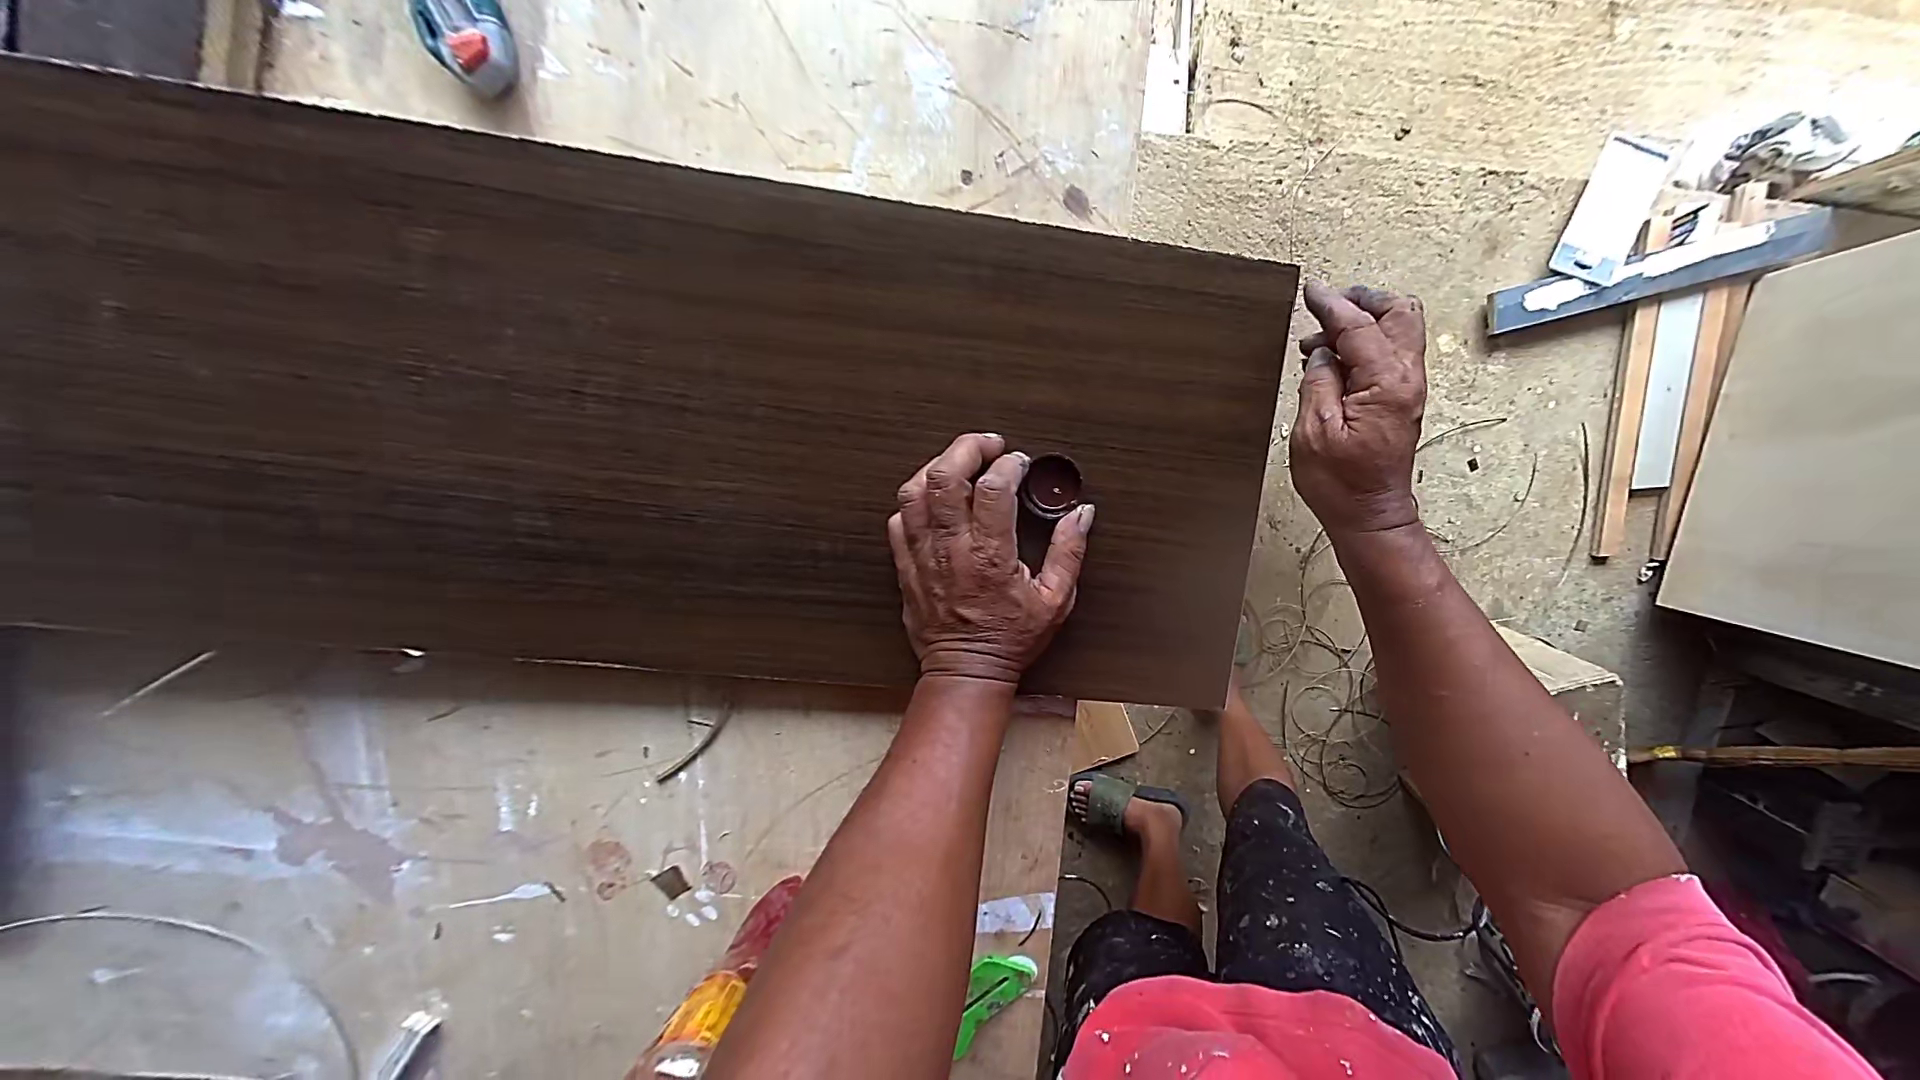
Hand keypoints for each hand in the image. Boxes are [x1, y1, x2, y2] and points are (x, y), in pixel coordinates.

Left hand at [888, 433, 1093, 684]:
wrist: (965, 671)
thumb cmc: (1010, 639)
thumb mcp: (1056, 600)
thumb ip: (1070, 552)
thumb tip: (1082, 514)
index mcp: (991, 556)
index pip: (993, 488)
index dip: (1009, 464)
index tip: (1020, 463)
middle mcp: (952, 550)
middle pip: (945, 477)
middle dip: (968, 447)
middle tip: (989, 446)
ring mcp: (924, 556)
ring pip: (914, 492)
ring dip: (937, 466)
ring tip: (959, 463)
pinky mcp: (906, 565)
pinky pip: (898, 519)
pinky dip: (914, 499)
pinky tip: (934, 498)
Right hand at [1289, 281, 1427, 536]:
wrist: (1369, 514)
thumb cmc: (1340, 482)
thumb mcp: (1313, 431)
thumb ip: (1318, 382)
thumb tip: (1322, 352)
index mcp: (1385, 383)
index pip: (1358, 328)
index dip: (1332, 305)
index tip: (1312, 291)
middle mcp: (1406, 379)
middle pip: (1399, 315)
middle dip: (1363, 301)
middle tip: (1328, 302)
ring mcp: (1408, 389)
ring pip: (1398, 331)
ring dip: (1362, 323)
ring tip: (1320, 337)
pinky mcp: (1401, 400)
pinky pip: (1390, 355)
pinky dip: (1365, 343)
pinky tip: (1335, 357)